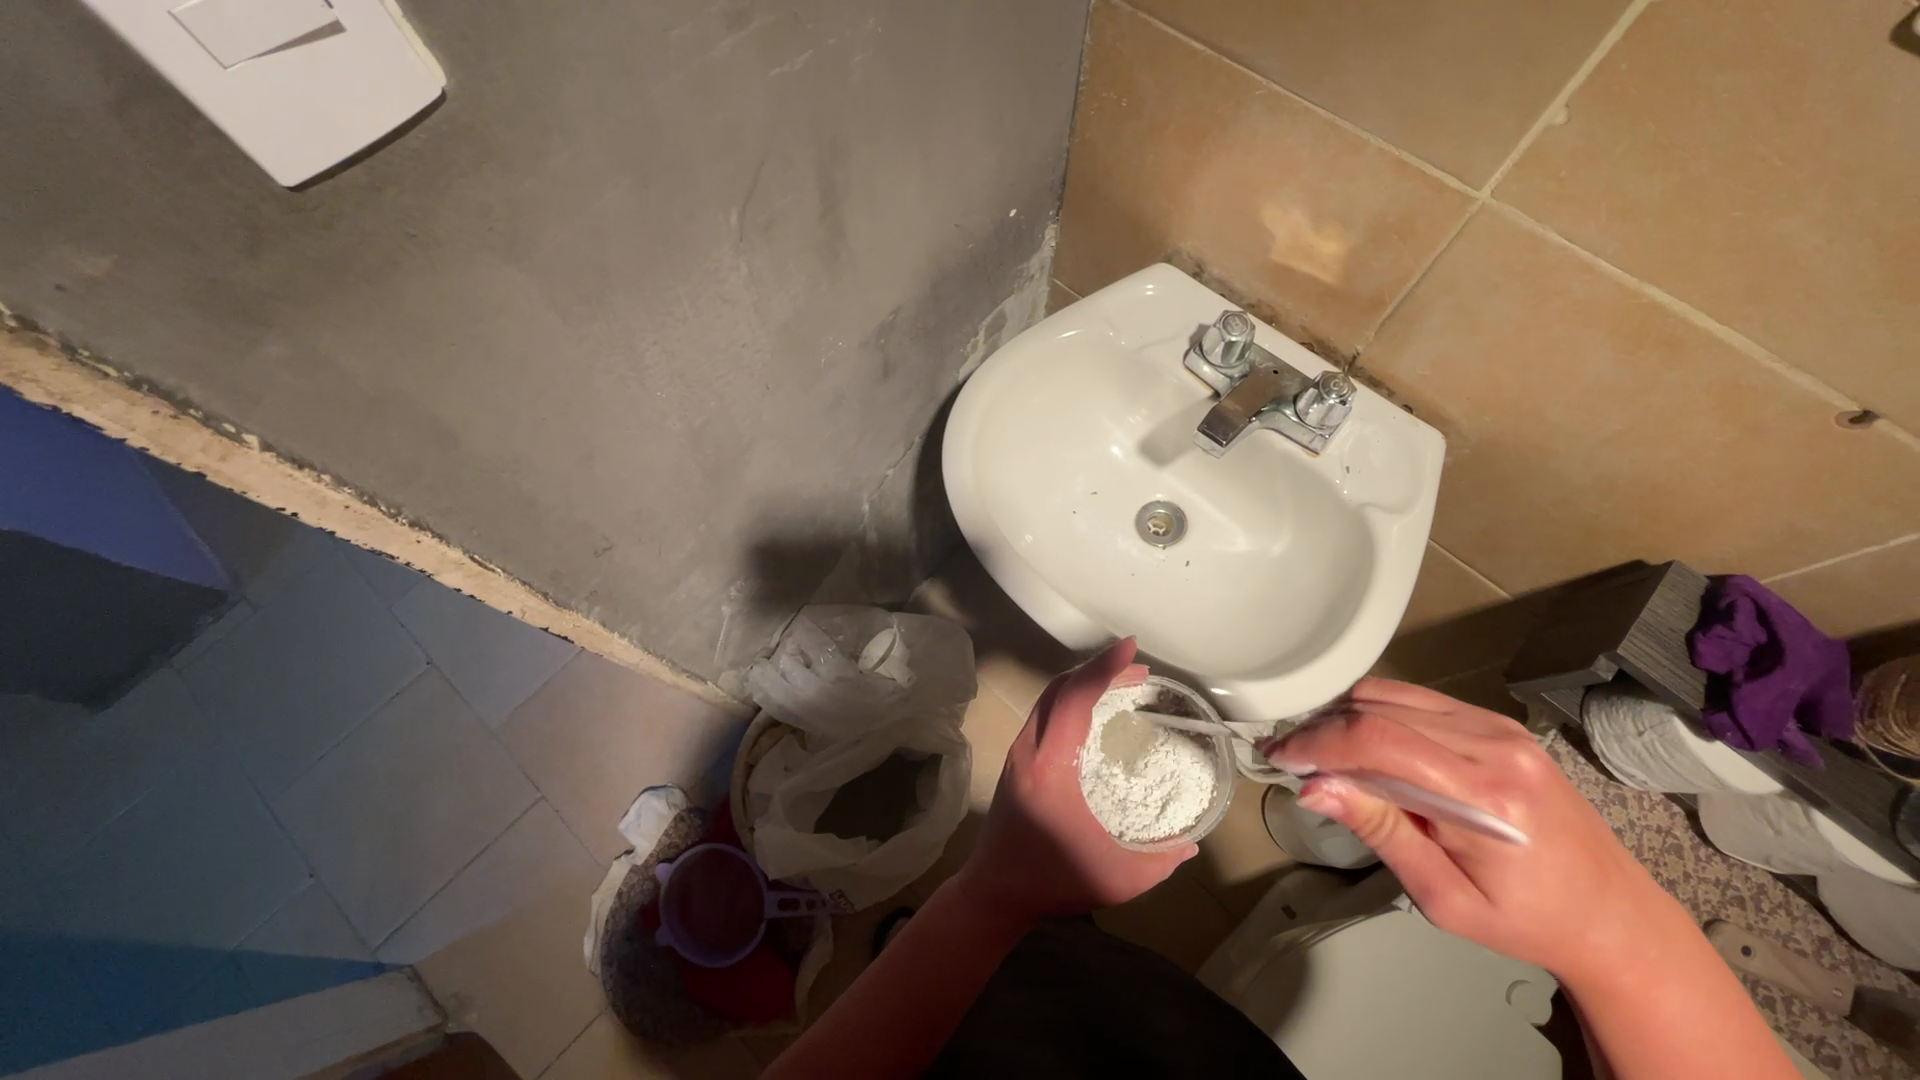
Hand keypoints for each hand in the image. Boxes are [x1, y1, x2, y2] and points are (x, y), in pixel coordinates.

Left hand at [953, 638, 1194, 923]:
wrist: (994, 892)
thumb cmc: (1052, 882)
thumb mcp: (1116, 877)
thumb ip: (1160, 861)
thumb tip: (1191, 844)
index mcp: (1051, 766)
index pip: (1075, 699)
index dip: (1104, 668)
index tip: (1131, 648)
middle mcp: (1030, 749)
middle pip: (1060, 688)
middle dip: (1098, 669)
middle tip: (1137, 669)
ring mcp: (1019, 752)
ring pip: (1049, 698)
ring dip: (1083, 682)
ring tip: (1120, 684)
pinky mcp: (1017, 761)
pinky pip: (1045, 713)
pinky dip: (1070, 699)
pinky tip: (1093, 712)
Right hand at [1269, 678, 1687, 986]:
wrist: (1613, 915)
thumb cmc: (1528, 920)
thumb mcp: (1443, 896)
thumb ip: (1380, 831)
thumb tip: (1314, 788)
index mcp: (1485, 795)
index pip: (1378, 739)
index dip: (1317, 741)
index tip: (1279, 758)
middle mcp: (1496, 745)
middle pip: (1379, 707)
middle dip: (1322, 728)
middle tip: (1291, 758)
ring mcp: (1500, 728)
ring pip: (1394, 694)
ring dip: (1345, 717)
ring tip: (1321, 752)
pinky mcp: (1499, 725)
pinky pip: (1418, 700)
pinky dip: (1377, 713)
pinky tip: (1361, 744)